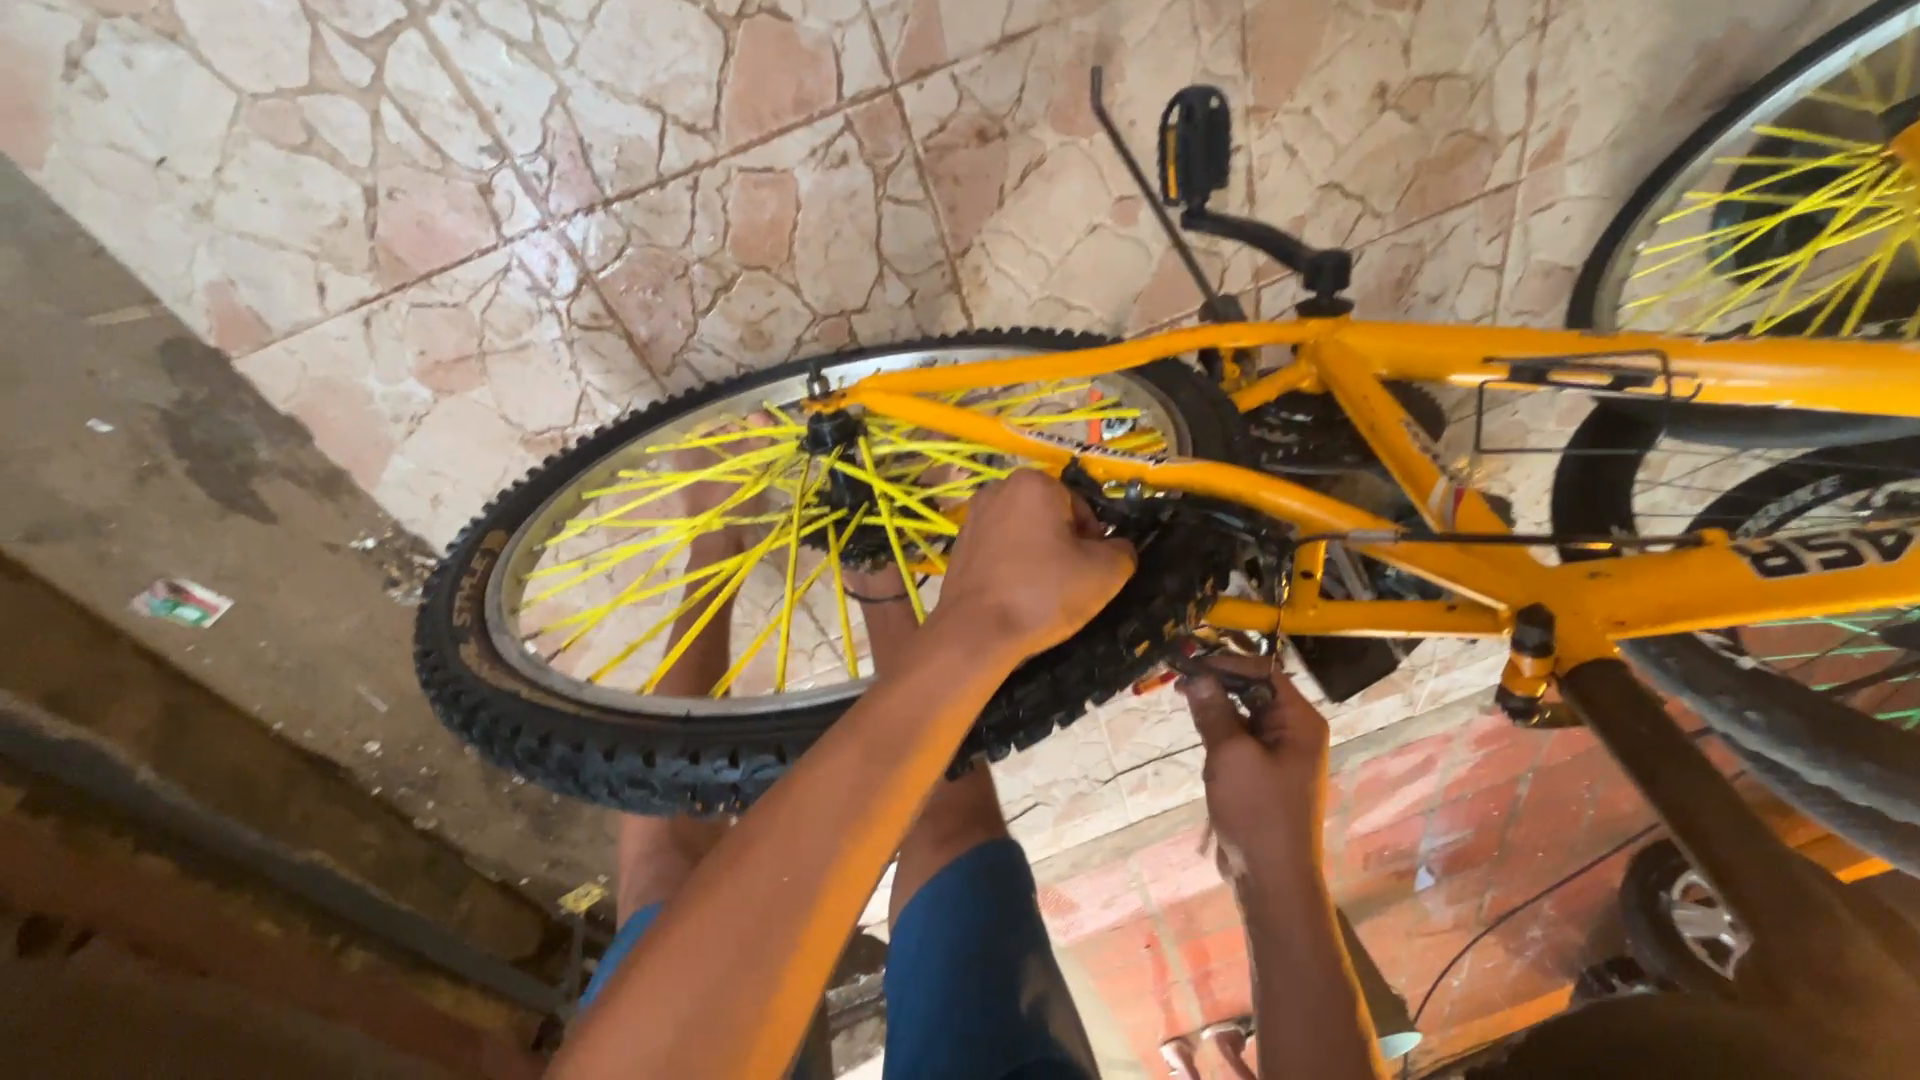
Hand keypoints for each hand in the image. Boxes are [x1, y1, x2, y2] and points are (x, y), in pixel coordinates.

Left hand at [929, 469, 1135, 658]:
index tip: (1090, 571)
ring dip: (1038, 557)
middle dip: (1064, 546)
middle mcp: (997, 489)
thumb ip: (1122, 551)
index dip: (1093, 542)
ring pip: (1023, 535)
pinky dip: (1012, 568)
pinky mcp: (958, 546)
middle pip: (1050, 518)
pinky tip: (1015, 596)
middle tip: (1068, 584)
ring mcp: (972, 518)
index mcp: (1034, 482)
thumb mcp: (1106, 573)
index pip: (1082, 509)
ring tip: (1041, 594)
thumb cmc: (1044, 593)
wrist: (976, 632)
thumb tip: (1117, 548)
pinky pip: (999, 552)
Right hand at [1180, 655, 1331, 878]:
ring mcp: (1279, 756)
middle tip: (1179, 685)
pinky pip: (1238, 744)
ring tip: (1189, 716)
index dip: (1227, 664)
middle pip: (1253, 693)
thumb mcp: (1230, 755)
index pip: (1264, 673)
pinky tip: (1203, 752)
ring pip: (1241, 719)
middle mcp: (1294, 733)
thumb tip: (1197, 676)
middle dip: (1218, 689)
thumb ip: (1213, 712)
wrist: (1272, 877)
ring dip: (1215, 718)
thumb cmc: (1257, 811)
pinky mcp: (1262, 776)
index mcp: (1300, 722)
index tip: (1189, 664)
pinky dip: (1218, 741)